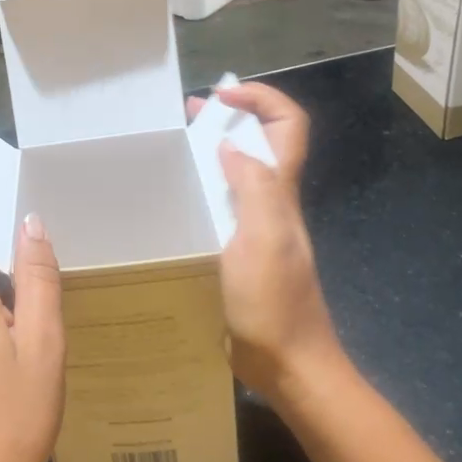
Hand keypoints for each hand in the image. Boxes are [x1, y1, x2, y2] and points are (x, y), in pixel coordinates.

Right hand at [189, 83, 345, 401]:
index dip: (261, 99)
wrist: (287, 365)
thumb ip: (252, 186)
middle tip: (187, 111)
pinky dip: (203, 188)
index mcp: (281, 190)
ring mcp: (257, 227)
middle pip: (261, 141)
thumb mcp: (264, 237)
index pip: (287, 124)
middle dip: (230, 116)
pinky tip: (176, 199)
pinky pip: (223, 205)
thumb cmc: (275, 302)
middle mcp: (272, 201)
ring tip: (174, 144)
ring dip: (212, 150)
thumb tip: (231, 144)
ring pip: (239, 171)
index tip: (220, 96)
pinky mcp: (240, 252)